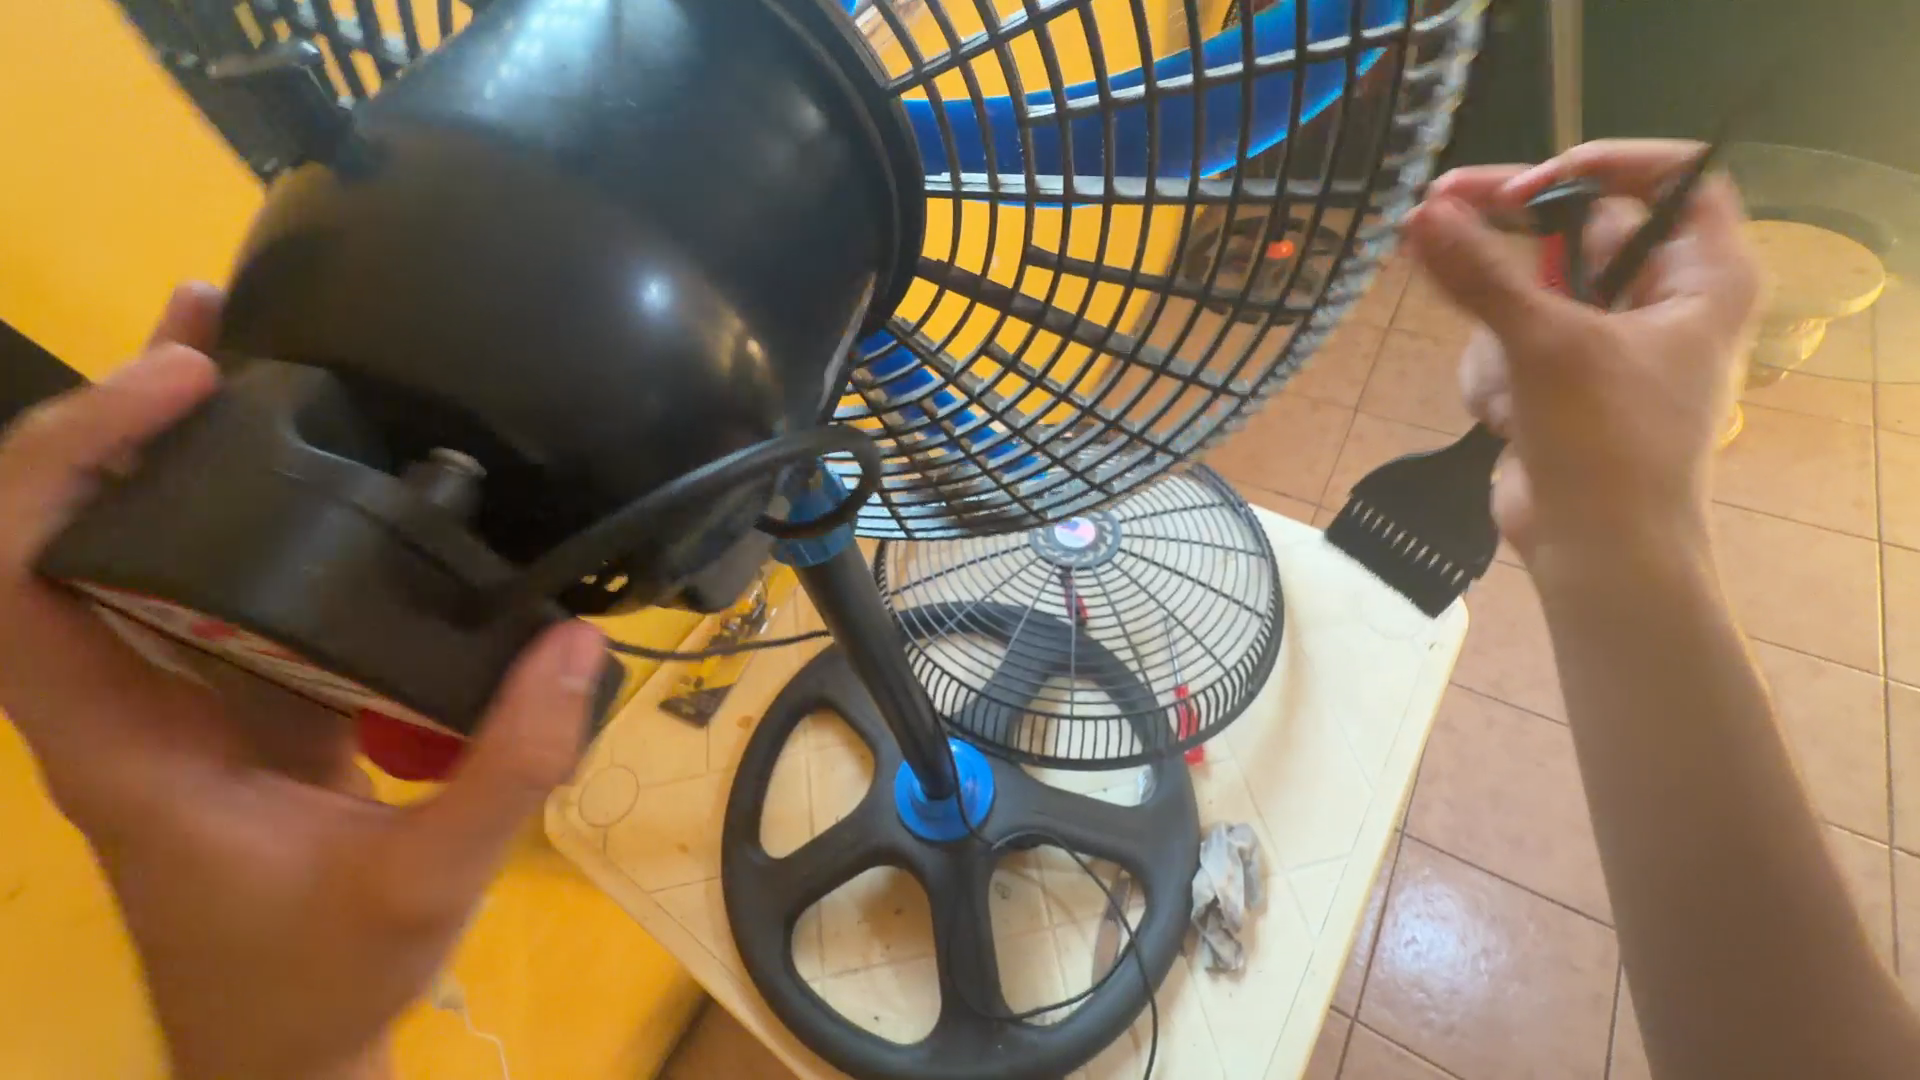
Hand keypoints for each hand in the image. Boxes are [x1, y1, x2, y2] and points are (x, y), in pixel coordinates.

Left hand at [0, 285, 604, 1079]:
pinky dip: (270, 531)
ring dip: (194, 462)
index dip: (65, 467)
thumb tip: (577, 642)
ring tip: (269, 373)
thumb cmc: (325, 977)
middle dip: (124, 423)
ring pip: (161, 563)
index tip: (181, 387)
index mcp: (129, 744)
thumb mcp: (428, 877)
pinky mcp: (260, 711)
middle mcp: (141, 704)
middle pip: (76, 541)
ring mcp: (202, 705)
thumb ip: (510, 765)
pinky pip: (242, 600)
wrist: (291, 1049)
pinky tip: (341, 494)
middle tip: (217, 326)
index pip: (22, 583)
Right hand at [1402, 139, 1762, 560]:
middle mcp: (1654, 302)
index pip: (1665, 180)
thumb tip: (1421, 217)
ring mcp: (1597, 346)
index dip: (1592, 168)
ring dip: (1496, 343)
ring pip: (1520, 302)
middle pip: (1571, 239)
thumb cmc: (1605, 442)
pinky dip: (1491, 380)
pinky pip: (1503, 351)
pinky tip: (1507, 421)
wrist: (1593, 545)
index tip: (1516, 187)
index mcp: (1699, 277)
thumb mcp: (1545, 347)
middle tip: (1428, 224)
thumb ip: (1482, 277)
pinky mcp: (1553, 384)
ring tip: (1512, 396)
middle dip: (1504, 256)